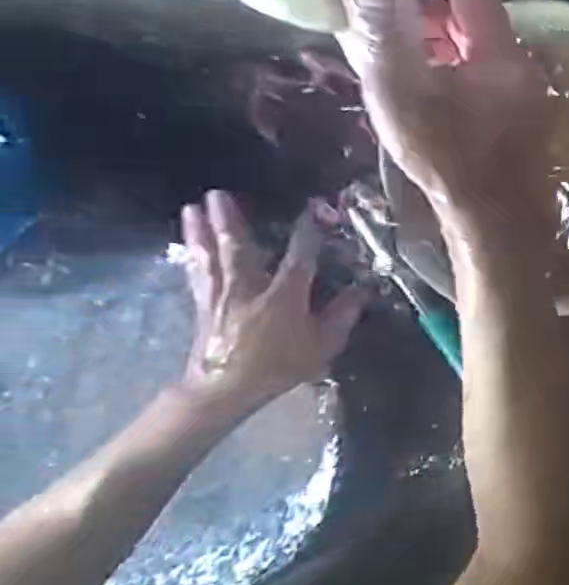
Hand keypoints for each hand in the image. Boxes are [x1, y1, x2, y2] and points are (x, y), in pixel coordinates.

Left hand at [177, 191, 367, 412]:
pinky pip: (198, 273)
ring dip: (201, 231)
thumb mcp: (326, 343)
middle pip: (238, 249)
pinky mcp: (202, 304)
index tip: (315, 207)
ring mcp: (219, 296)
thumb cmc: (282, 366)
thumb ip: (344, 312)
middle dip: (228, 222)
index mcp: (282, 297)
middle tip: (218, 194)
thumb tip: (361, 287)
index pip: (300, 258)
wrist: (224, 390)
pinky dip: (194, 254)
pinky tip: (190, 243)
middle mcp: (246, 290)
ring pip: (210, 257)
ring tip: (192, 207)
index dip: (308, 232)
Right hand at [334, 0, 553, 236]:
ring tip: (386, 33)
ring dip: (435, 30)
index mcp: (502, 55)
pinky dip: (451, 58)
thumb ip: (384, 28)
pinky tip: (416, 69)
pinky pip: (484, 69)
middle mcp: (524, 67)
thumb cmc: (446, 153)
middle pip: (475, 16)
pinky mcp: (521, 110)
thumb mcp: (401, 87)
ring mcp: (527, 90)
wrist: (494, 212)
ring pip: (478, 44)